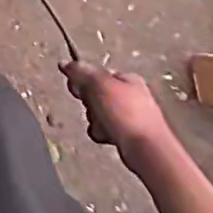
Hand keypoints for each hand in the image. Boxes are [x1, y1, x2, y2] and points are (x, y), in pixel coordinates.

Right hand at [61, 61, 175, 163]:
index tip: (79, 91)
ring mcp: (131, 116)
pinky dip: (102, 133)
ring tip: (104, 126)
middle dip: (89, 103)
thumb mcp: (99, 84)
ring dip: (95, 120)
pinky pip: (106, 129)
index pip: (95, 73)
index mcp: (127, 79)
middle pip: (94, 94)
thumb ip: (81, 71)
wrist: (147, 150)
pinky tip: (108, 137)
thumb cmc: (125, 113)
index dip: (83, 81)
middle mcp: (131, 95)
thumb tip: (65, 63)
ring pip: (98, 113)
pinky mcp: (129, 134)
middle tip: (95, 109)